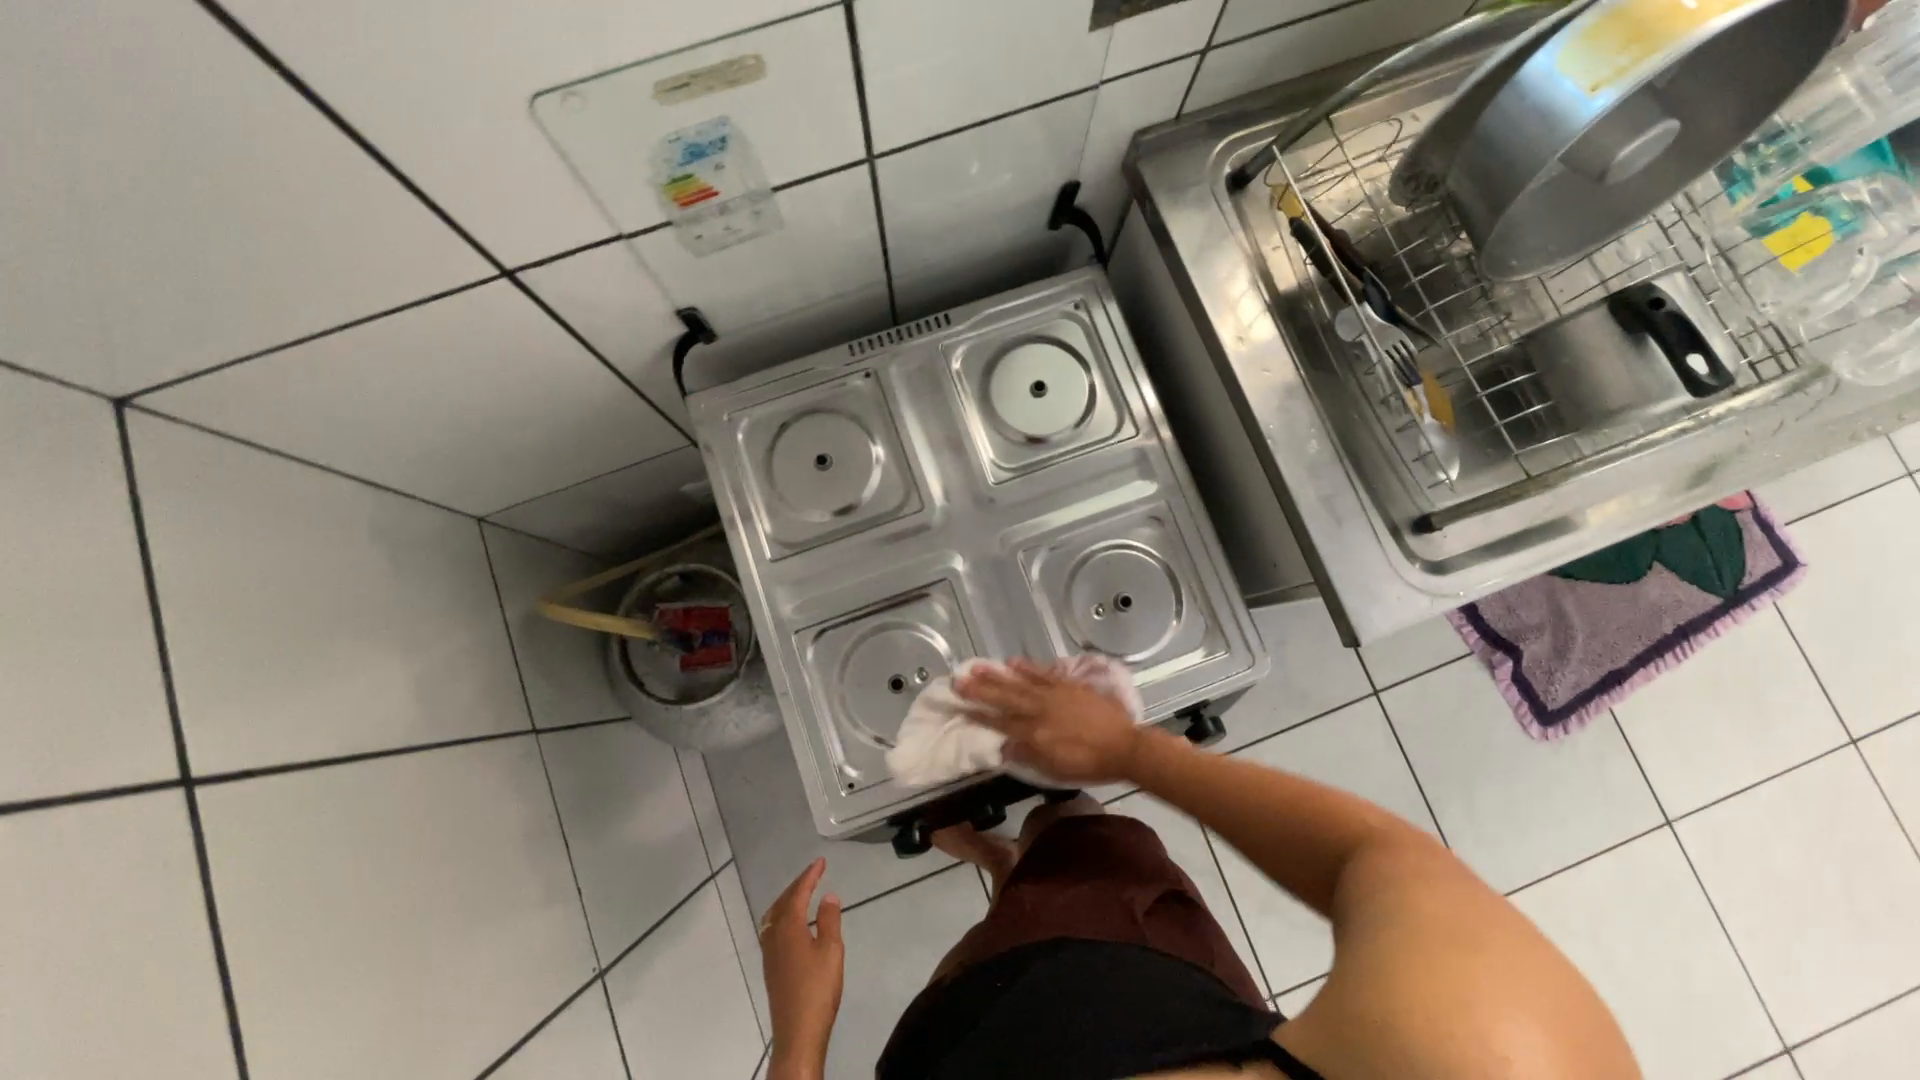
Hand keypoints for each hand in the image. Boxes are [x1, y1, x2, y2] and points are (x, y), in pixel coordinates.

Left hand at [762, 858, 842, 1079]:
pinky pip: (773, 929)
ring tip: (802, 894)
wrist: (797, 1031)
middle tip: (813, 874)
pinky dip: (783, 917)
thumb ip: (829, 921)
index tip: (821, 862)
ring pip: (773, 916)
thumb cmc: (818, 988)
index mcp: (788, 928)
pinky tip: (794, 925)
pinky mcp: (771, 967)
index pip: (797, 893)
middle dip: (797, 886)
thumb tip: (828, 896)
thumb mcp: (831, 951)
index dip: (809, 876)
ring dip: (787, 901)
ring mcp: (769, 953)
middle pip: (782, 903)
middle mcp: (773, 936)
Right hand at [955, 659, 1147, 784]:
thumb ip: (1027, 755)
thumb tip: (1003, 745)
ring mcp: (1054, 695)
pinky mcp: (1068, 686)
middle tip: (957, 681)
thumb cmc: (1089, 763)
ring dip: (996, 675)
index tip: (959, 707)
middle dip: (979, 690)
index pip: (999, 722)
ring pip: (1019, 682)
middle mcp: (1039, 709)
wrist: (1124, 746)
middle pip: (1003, 698)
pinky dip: (1027, 667)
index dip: (978, 715)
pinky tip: (1012, 662)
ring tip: (976, 667)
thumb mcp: (1055, 769)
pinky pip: (1043, 673)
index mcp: (1033, 732)